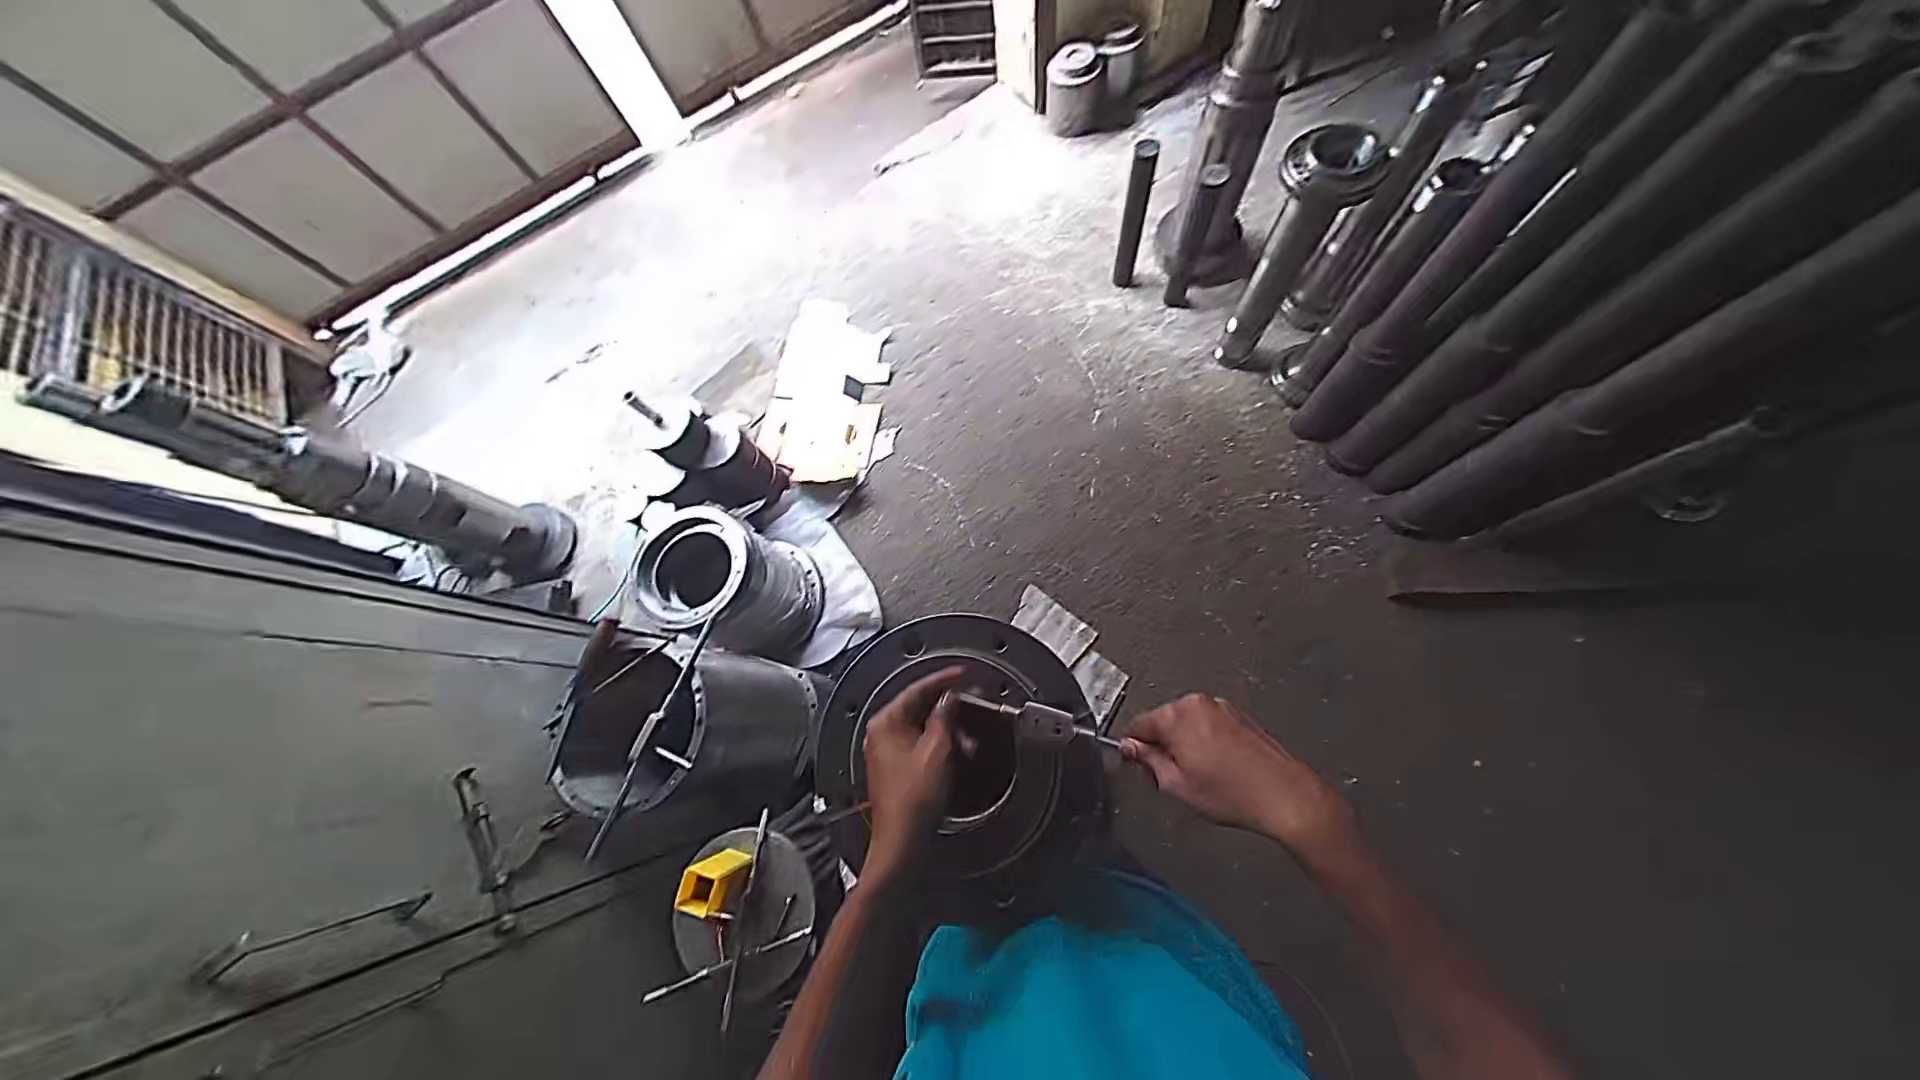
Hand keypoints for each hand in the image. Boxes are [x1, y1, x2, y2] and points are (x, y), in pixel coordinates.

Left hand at [861, 667, 965, 880]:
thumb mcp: (938, 750)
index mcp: (885, 723)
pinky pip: (918, 743)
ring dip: (945, 728)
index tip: (962, 673)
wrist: (903, 840)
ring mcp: (885, 750)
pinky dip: (937, 744)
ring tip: (965, 736)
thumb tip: (949, 699)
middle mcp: (881, 733)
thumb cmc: (914, 801)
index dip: (943, 679)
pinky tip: (954, 753)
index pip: (917, 689)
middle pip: (918, 706)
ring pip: (919, 726)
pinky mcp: (893, 766)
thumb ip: (944, 717)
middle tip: (968, 698)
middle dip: (946, 706)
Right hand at [1120, 694, 1353, 856]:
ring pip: (1185, 723)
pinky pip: (1207, 724)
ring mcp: (1220, 707)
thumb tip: (1134, 749)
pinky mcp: (1237, 715)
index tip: (1138, 762)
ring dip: (1185, 743)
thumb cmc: (1238, 794)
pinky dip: (1206, 741)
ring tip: (1202, 774)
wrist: (1286, 796)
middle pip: (1161, 721)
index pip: (1137, 724)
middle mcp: (1197, 704)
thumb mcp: (1176, 786)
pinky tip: (1219, 768)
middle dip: (1162, 745)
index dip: (1134, 747)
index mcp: (1176, 716)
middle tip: (1172, 775)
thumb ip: (1147, 761)